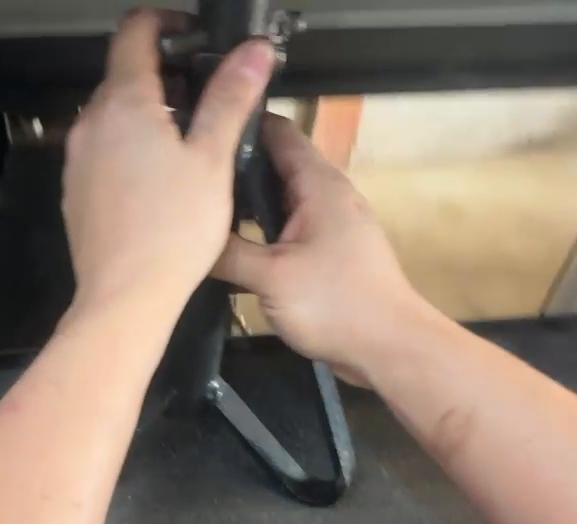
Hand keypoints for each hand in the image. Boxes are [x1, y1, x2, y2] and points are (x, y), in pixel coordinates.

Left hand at [62, 12, 275, 324]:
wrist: (124, 299)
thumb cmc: (170, 236)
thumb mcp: (212, 160)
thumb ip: (230, 99)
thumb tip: (252, 53)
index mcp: (124, 104)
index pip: (134, 32)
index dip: (166, 24)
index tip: (192, 37)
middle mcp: (91, 127)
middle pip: (122, 78)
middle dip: (162, 77)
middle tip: (202, 101)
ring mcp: (77, 163)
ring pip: (111, 121)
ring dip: (145, 119)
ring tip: (184, 149)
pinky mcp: (75, 196)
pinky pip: (101, 158)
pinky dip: (127, 155)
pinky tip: (155, 186)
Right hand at [213, 115, 449, 385]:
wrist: (386, 346)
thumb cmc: (335, 303)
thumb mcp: (271, 277)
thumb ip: (228, 253)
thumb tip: (189, 236)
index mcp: (318, 185)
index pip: (278, 133)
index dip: (240, 123)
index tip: (200, 125)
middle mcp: (327, 196)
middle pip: (275, 168)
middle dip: (235, 171)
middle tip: (190, 178)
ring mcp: (330, 227)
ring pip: (280, 205)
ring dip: (247, 209)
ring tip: (203, 215)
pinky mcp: (329, 256)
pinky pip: (288, 234)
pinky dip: (262, 237)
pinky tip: (235, 254)